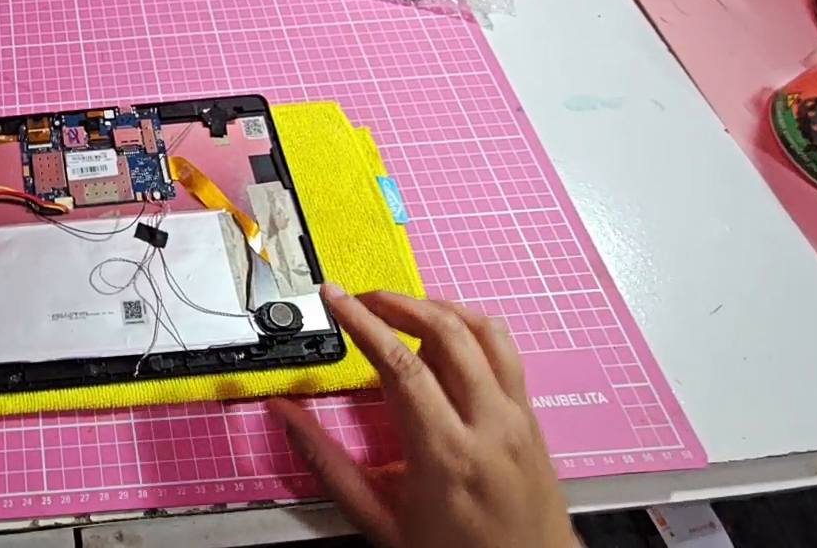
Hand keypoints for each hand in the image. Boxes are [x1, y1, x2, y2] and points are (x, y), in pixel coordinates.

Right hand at [270, 288, 576, 547]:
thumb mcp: (377, 517)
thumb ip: (325, 460)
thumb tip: (283, 412)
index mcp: (447, 454)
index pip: (401, 364)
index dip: (362, 322)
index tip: (335, 298)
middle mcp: (491, 428)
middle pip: (447, 334)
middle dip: (396, 303)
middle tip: (362, 300)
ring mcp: (519, 420)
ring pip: (485, 332)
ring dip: (436, 307)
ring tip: (401, 310)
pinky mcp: (533, 419)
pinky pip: (505, 352)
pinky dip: (469, 327)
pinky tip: (442, 333)